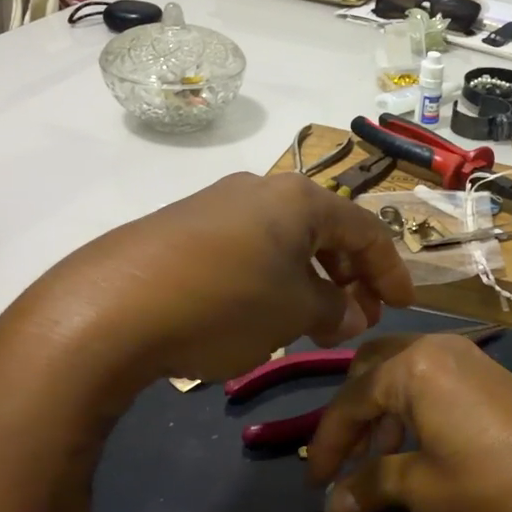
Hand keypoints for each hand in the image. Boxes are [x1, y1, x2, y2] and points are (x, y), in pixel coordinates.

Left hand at [4, 172, 415, 389]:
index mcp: (300, 198)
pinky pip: (245, 250)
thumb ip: (333, 310)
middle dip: (349, 276)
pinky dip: (269, 279)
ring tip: (313, 322)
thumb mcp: (293, 312)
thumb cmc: (224, 303)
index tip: (404, 306)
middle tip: (358, 318)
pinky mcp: (180, 229)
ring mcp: (215, 205)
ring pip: (283, 242)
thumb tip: (350, 314)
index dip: (390, 270)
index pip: (366, 230)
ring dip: (309, 280)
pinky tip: (260, 314)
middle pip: (324, 231)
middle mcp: (261, 189)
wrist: (106, 309)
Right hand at [306, 334, 511, 511]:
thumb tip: (334, 503)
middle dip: (352, 415)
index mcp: (412, 366)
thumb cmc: (493, 482)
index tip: (313, 485)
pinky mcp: (485, 371)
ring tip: (378, 463)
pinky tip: (414, 448)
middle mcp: (435, 346)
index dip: (326, 444)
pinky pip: (430, 378)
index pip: (350, 400)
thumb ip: (373, 485)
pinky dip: (411, 406)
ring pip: (402, 372)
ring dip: (381, 412)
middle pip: (372, 370)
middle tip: (343, 463)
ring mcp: (464, 355)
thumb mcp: (425, 487)